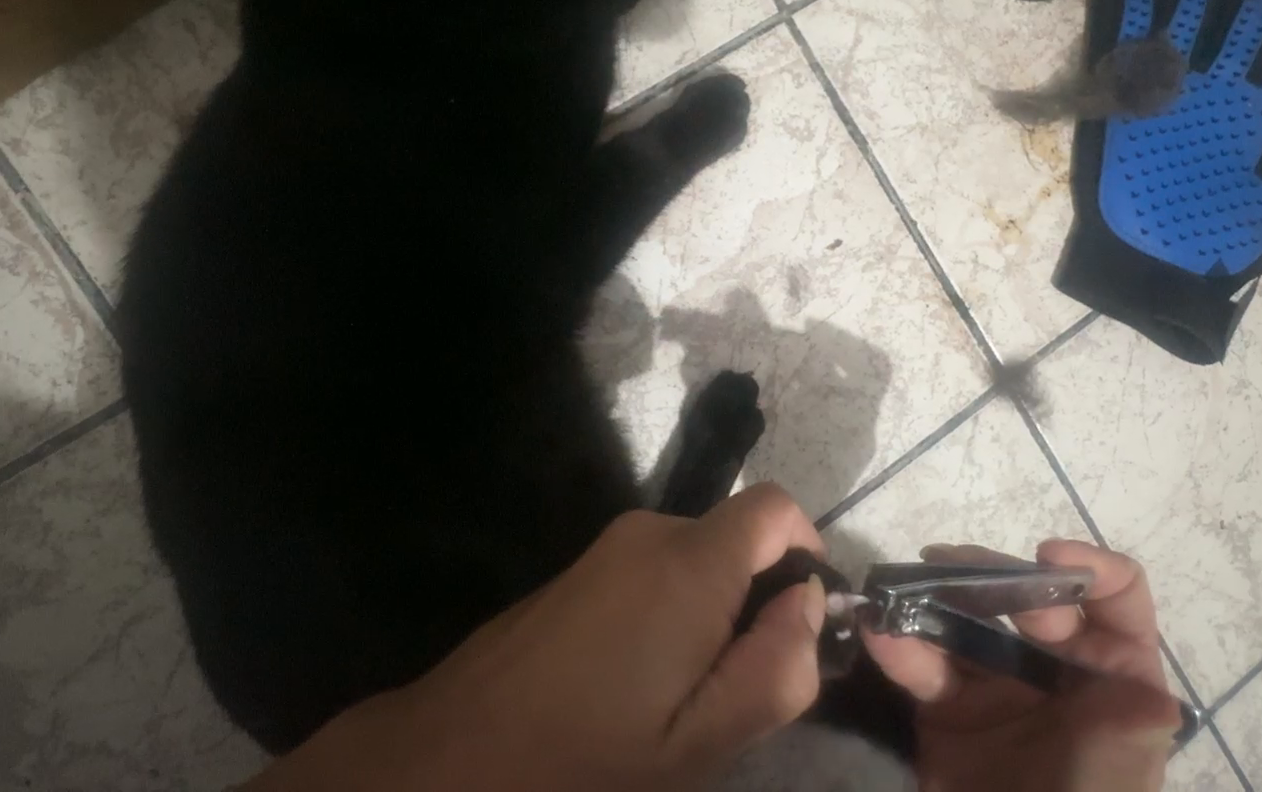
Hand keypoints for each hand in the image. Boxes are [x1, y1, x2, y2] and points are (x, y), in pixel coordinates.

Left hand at [241, 483, 829, 791]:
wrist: (451, 753)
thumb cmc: (587, 754)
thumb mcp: (700, 739)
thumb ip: (775, 668)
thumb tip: (809, 602)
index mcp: (689, 562)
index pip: (776, 506)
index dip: (807, 548)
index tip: (804, 615)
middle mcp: (651, 532)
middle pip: (737, 536)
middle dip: (757, 595)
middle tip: (738, 680)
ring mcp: (608, 547)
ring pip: (697, 556)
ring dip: (713, 608)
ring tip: (684, 690)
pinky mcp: (581, 568)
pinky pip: (655, 569)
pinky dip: (673, 607)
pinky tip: (640, 677)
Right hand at [863, 539, 1184, 791]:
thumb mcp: (1113, 783)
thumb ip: (1129, 737)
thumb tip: (1156, 696)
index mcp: (1112, 678)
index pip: (1117, 600)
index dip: (1089, 567)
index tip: (1045, 556)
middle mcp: (1056, 670)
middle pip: (1029, 596)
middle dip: (993, 573)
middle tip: (952, 567)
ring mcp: (997, 685)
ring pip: (967, 619)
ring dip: (933, 595)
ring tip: (903, 587)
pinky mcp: (947, 707)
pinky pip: (923, 664)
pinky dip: (899, 646)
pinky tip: (880, 634)